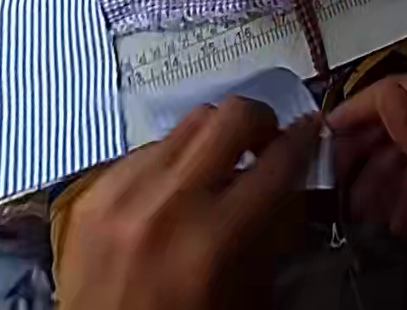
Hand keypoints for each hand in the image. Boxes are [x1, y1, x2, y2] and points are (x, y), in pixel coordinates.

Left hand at [57, 98, 319, 309]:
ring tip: (218, 166)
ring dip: (215, 138)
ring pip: (193, 120)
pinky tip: (174, 189)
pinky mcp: (96, 192)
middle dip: (260, 121)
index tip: (310, 130)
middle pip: (232, 115)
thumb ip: (273, 231)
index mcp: (209, 244)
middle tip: (264, 141)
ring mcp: (125, 193)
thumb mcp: (244, 295)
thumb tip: (294, 177)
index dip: (305, 138)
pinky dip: (173, 159)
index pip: (278, 161)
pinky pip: (152, 145)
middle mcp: (166, 207)